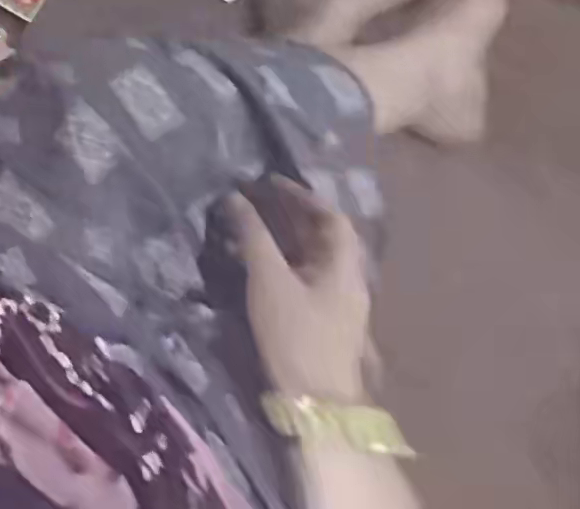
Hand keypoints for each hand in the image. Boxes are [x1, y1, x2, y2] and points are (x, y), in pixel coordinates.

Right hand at [226, 176, 371, 401]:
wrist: (314, 398)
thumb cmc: (296, 332)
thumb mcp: (269, 278)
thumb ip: (252, 235)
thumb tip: (234, 197)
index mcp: (344, 269)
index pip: (333, 220)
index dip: (304, 196)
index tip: (270, 181)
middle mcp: (344, 280)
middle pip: (321, 235)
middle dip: (289, 211)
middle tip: (254, 193)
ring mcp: (333, 300)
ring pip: (309, 253)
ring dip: (281, 231)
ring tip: (247, 217)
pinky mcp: (317, 314)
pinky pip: (299, 270)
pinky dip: (278, 253)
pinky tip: (251, 253)